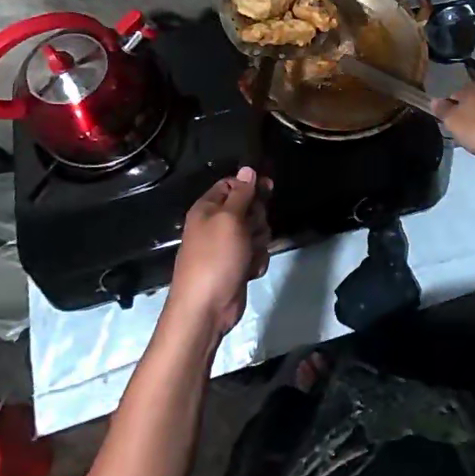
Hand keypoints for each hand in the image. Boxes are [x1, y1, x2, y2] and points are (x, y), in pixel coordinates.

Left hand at [166, 166, 271, 338]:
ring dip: (258, 243)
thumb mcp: (229, 219)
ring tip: (248, 255)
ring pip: (257, 232)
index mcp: (208, 207)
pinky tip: (249, 271)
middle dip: (257, 220)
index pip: (233, 184)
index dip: (250, 186)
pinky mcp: (238, 265)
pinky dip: (256, 261)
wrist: (206, 307)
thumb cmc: (215, 257)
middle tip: (250, 231)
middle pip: (250, 208)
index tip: (268, 188)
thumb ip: (241, 193)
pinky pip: (257, 253)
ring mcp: (228, 246)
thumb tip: (247, 168)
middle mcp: (217, 223)